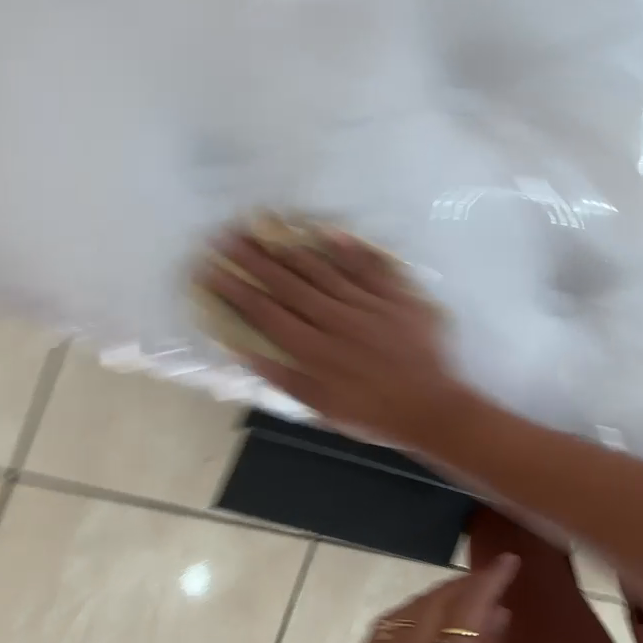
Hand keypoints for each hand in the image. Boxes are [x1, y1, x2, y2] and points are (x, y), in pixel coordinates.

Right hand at [200, 222, 477, 444]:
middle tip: (228, 236)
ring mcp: (369, 305)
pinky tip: (328, 233)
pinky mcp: (398, 297)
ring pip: (325, 271)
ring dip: (292, 249)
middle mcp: (336, 320)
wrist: (432, 407)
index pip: (266, 312)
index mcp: (314, 349)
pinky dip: (349, 249)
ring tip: (266, 229)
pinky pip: (371, 267)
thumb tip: (243, 351)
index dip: (236, 289)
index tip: (211, 269)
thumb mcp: (322, 407)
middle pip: (289, 284)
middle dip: (255, 259)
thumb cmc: (374, 413)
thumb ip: (284, 378)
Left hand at [337, 555, 518, 642]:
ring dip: (439, 594)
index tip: (509, 560)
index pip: (472, 608)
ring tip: (460, 595)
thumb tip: (498, 612)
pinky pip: (388, 625)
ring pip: (412, 606)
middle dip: (467, 582)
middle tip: (489, 578)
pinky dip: (412, 612)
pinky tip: (423, 618)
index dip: (492, 578)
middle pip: (440, 599)